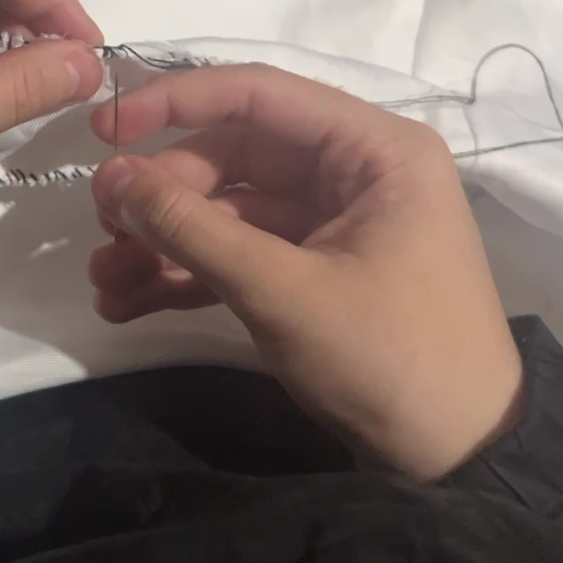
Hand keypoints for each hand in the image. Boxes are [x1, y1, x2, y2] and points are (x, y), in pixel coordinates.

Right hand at [87, 64, 520, 479]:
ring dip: (161, 241)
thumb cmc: (390, 360)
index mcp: (370, 149)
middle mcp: (347, 170)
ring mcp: (324, 220)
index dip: (173, 101)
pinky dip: (183, 272)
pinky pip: (233, 250)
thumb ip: (189, 228)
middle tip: (103, 228)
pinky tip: (128, 302)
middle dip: (160, 196)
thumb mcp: (281, 291)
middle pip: (228, 157)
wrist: (460, 468)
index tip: (105, 128)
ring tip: (105, 279)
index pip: (256, 95)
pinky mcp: (306, 264)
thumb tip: (107, 177)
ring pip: (222, 207)